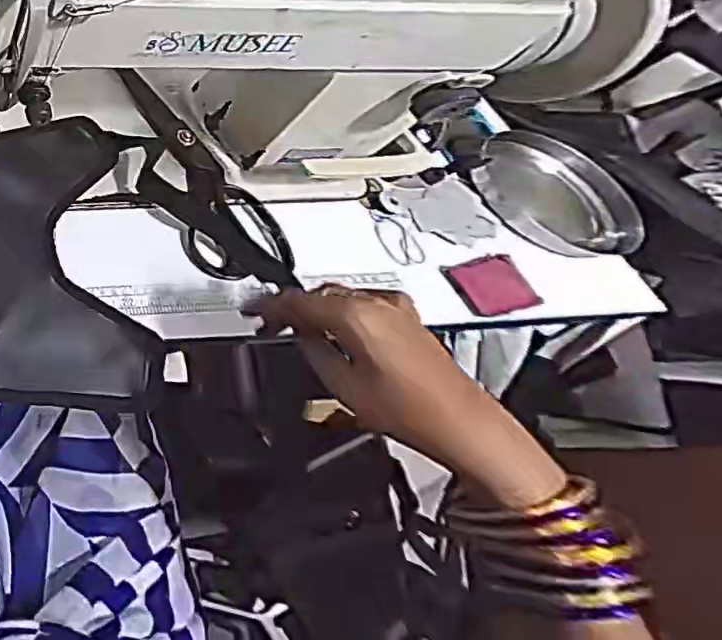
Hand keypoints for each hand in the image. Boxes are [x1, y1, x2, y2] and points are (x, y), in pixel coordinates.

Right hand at [255, 287, 565, 508]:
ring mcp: (394, 307)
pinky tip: (339, 329)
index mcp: (353, 313)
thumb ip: (312, 350)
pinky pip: (364, 302)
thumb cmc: (414, 411)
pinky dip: (344, 311)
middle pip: (318, 293)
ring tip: (302, 328)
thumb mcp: (342, 386)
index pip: (297, 299)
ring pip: (340, 295)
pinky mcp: (408, 317)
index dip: (270, 306)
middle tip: (274, 321)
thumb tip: (300, 336)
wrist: (464, 427)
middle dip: (294, 306)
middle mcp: (375, 301)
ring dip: (319, 308)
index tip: (257, 311)